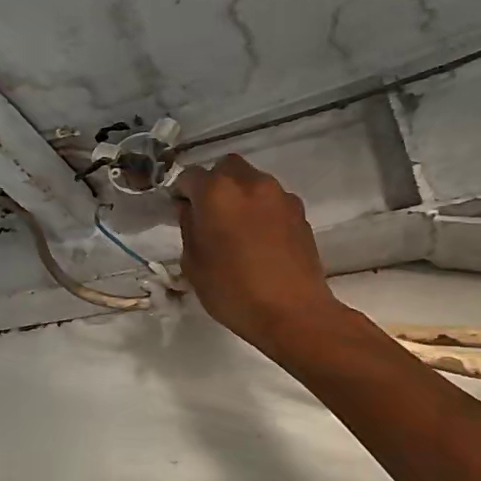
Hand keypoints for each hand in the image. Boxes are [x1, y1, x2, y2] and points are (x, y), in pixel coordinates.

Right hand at [174, 155, 346, 351]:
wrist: (293, 312)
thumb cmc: (233, 291)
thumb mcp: (194, 264)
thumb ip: (188, 227)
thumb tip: (190, 209)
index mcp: (217, 192)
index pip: (190, 176)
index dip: (181, 191)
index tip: (179, 210)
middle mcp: (250, 183)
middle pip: (226, 167)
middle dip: (214, 183)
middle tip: (209, 213)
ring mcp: (280, 195)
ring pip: (253, 181)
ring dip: (241, 194)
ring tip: (237, 227)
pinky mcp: (300, 212)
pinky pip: (273, 200)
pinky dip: (262, 209)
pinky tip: (261, 238)